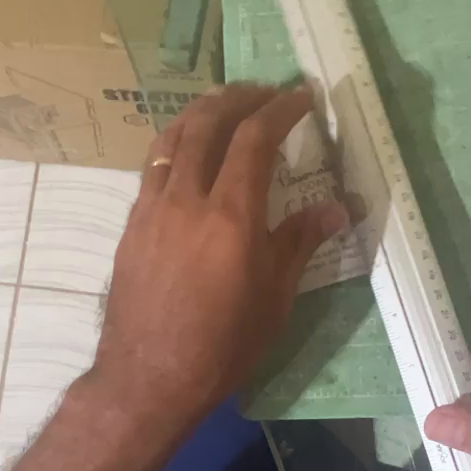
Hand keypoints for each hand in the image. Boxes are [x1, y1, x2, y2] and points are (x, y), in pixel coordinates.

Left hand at [77, 85, 347, 442]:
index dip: (281, 108)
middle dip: (239, 98)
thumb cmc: (221, 347)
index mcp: (231, 217)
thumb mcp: (274, 301)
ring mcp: (151, 209)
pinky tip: (187, 153)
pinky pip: (153, 167)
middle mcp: (186, 200)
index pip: (255, 138)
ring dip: (201, 112)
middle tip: (264, 93)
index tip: (301, 96)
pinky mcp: (131, 225)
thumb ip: (300, 244)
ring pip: (171, 138)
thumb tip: (339, 208)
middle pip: (207, 123)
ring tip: (224, 106)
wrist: (149, 377)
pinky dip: (174, 145)